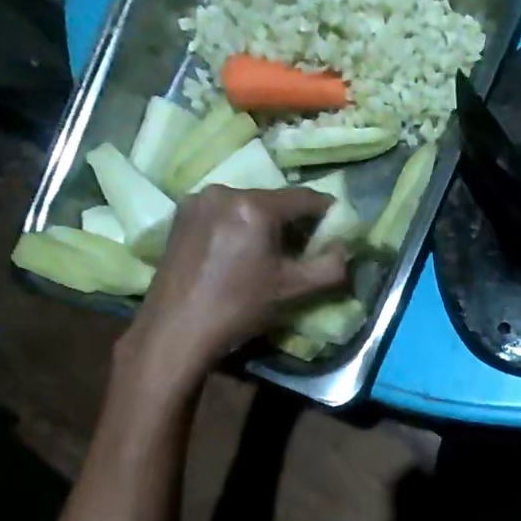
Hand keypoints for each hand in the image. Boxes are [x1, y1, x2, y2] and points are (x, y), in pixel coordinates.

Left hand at [119, 187, 347, 387]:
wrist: (175, 329)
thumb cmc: (237, 308)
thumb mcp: (293, 290)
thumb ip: (331, 267)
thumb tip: (345, 248)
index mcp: (255, 205)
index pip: (305, 198)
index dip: (326, 213)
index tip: (335, 231)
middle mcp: (225, 191)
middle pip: (273, 200)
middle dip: (291, 221)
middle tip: (299, 250)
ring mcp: (198, 200)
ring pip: (246, 205)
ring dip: (262, 223)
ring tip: (264, 254)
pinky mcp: (180, 214)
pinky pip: (222, 212)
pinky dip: (236, 226)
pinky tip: (234, 254)